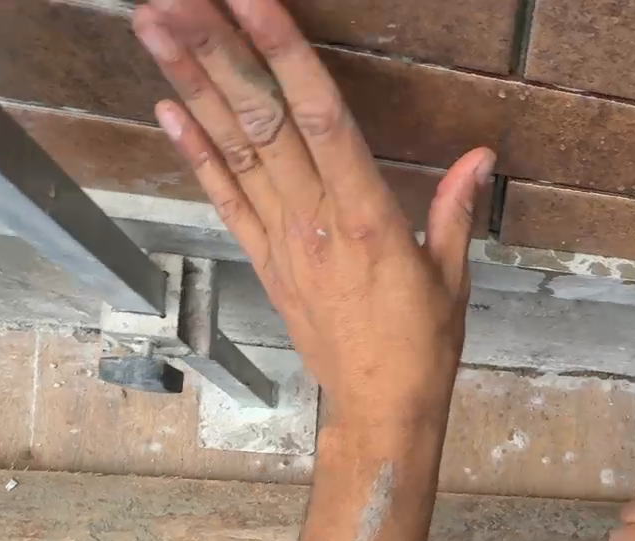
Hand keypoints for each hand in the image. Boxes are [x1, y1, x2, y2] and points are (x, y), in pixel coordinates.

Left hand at [132, 0, 493, 445]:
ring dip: (192, 85)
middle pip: (263, 124)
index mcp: (371, 221)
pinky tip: (168, 107)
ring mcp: (284, 244)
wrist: (381, 409)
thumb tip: (480, 154)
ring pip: (235, 153)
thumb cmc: (424, 348)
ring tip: (154, 21)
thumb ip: (455, 212)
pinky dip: (197, 155)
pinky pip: (227, 202)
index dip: (286, 54)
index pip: (322, 120)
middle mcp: (318, 223)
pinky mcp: (268, 265)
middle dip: (218, 50)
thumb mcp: (452, 280)